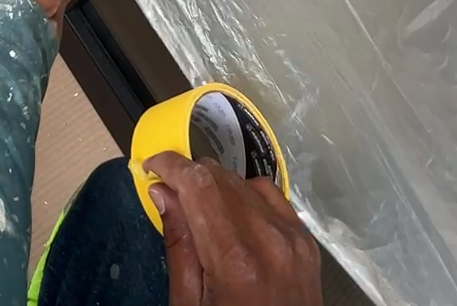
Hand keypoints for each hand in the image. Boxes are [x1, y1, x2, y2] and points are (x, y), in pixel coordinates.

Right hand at [146, 153, 319, 305]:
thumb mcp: (190, 305)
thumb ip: (178, 244)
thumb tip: (162, 190)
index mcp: (235, 260)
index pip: (198, 184)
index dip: (170, 164)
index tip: (151, 165)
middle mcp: (269, 239)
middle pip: (219, 177)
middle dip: (188, 176)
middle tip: (170, 194)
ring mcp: (293, 238)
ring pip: (242, 180)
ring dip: (215, 186)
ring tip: (201, 212)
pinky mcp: (305, 240)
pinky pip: (268, 194)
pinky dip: (244, 194)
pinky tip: (234, 215)